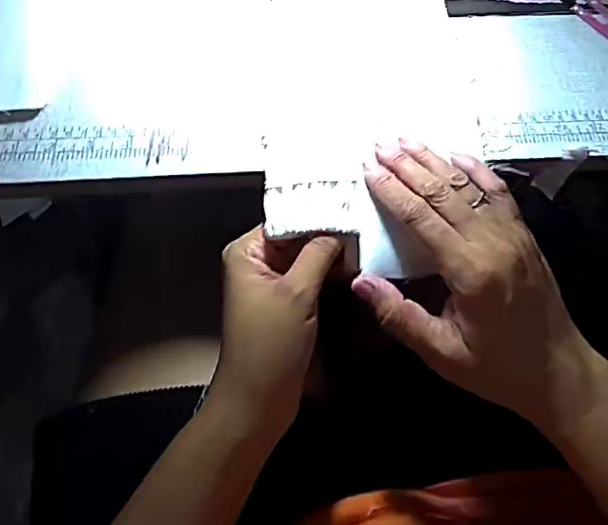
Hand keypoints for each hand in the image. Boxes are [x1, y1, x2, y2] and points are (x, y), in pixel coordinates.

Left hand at [209, 226, 341, 428]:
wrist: (257, 403)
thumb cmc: (270, 345)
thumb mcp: (297, 294)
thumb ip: (317, 255)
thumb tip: (337, 228)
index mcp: (246, 251)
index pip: (284, 219)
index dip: (314, 213)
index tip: (347, 205)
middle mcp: (254, 260)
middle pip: (293, 236)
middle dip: (324, 232)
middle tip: (360, 222)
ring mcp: (268, 282)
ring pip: (302, 256)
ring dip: (328, 253)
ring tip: (361, 240)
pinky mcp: (282, 301)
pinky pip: (305, 276)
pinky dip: (325, 272)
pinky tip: (350, 265)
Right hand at [350, 141, 607, 434]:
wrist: (562, 376)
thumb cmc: (497, 368)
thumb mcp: (443, 354)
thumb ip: (399, 316)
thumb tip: (359, 281)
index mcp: (470, 271)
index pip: (422, 218)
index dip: (393, 190)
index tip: (369, 168)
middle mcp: (492, 243)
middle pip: (442, 192)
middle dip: (408, 165)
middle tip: (380, 145)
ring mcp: (512, 235)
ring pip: (467, 185)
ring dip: (434, 160)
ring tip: (406, 140)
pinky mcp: (524, 234)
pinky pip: (498, 192)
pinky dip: (476, 169)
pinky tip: (455, 154)